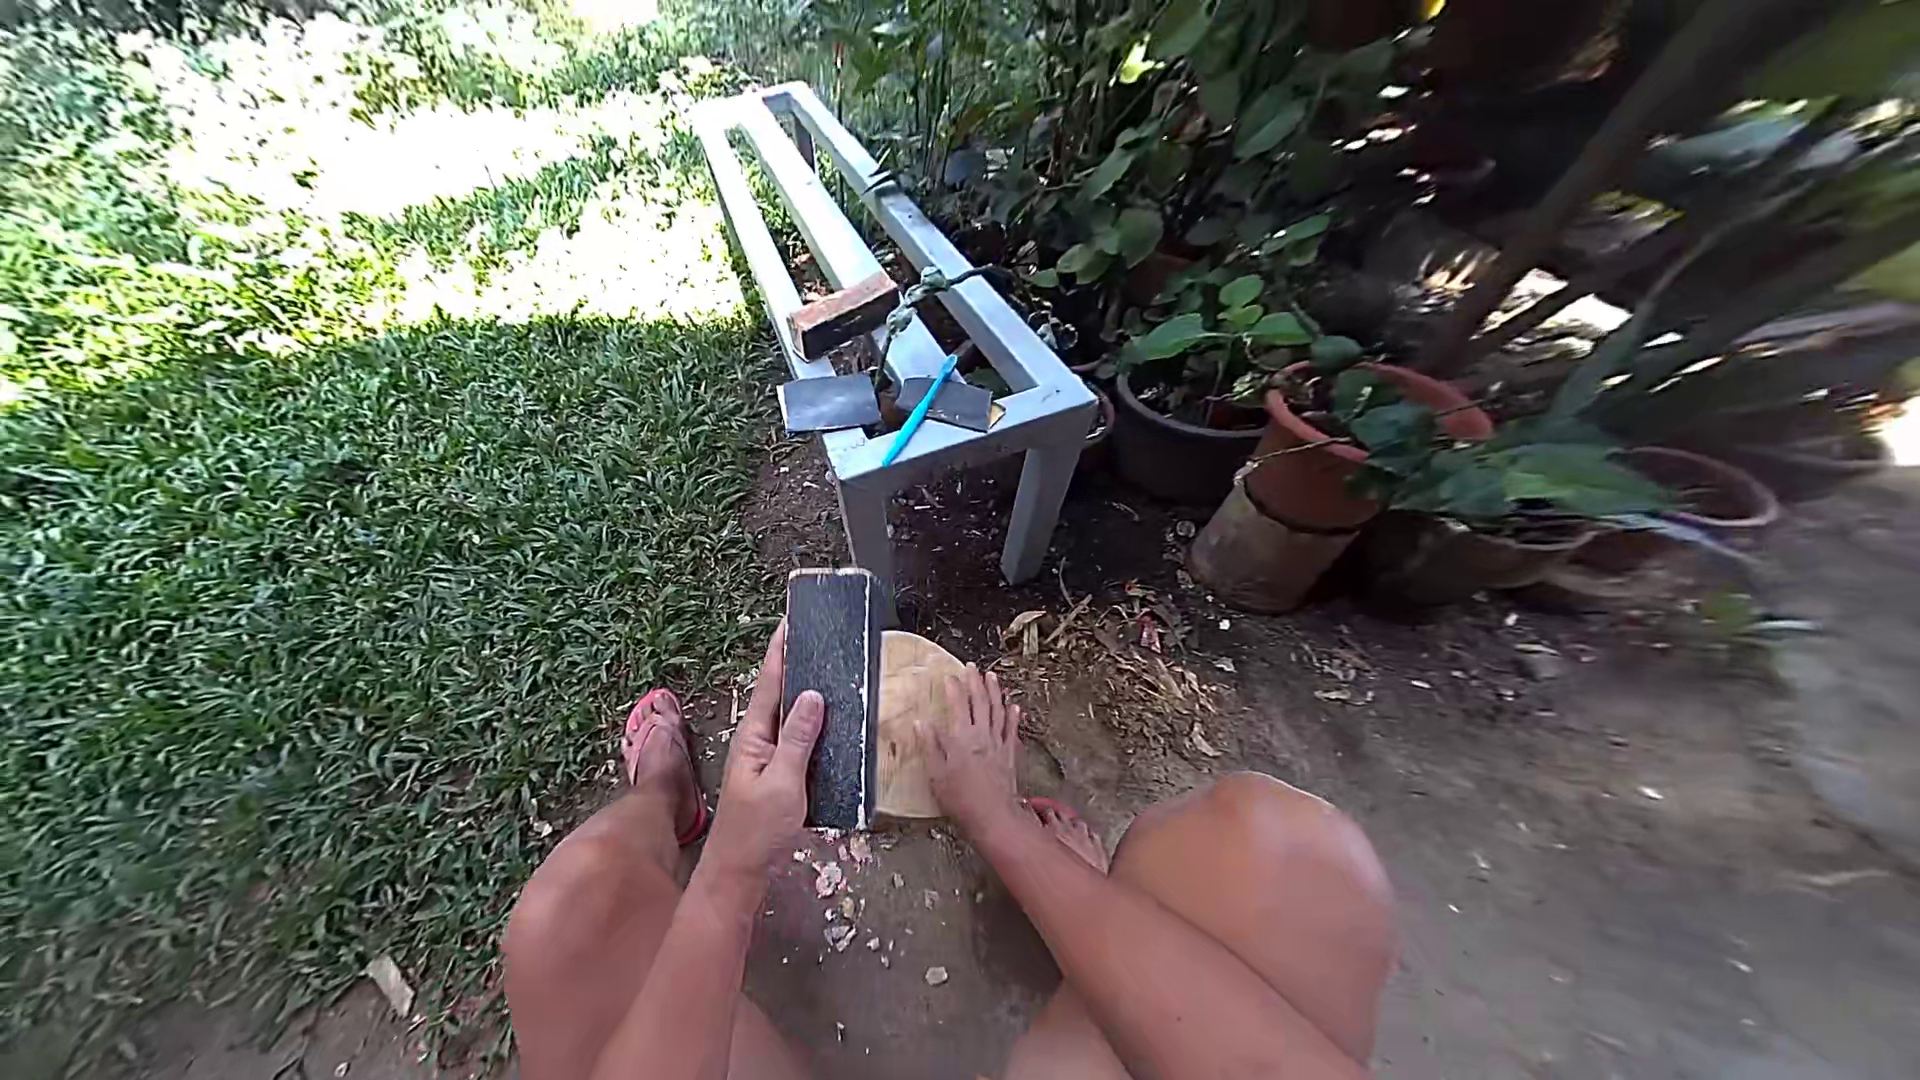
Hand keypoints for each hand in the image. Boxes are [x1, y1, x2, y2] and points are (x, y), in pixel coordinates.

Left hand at [703, 622, 823, 887]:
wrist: (740, 874)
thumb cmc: (758, 830)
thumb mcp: (782, 782)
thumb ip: (798, 739)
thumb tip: (814, 694)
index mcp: (754, 735)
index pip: (769, 683)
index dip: (780, 652)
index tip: (790, 622)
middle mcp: (758, 738)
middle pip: (778, 692)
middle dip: (793, 662)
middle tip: (816, 635)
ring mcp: (767, 754)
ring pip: (788, 712)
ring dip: (804, 687)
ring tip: (827, 664)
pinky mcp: (778, 769)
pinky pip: (796, 733)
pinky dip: (811, 717)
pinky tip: (829, 714)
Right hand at [923, 665, 1021, 833]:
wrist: (993, 817)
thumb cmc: (961, 799)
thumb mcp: (936, 775)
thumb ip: (930, 746)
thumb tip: (921, 723)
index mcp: (962, 738)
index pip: (958, 705)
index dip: (954, 688)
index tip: (949, 677)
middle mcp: (982, 735)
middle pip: (980, 701)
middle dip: (975, 682)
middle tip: (972, 668)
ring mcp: (999, 743)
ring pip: (998, 710)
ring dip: (995, 691)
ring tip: (993, 677)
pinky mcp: (1010, 754)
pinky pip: (1012, 729)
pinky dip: (1013, 715)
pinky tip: (1014, 705)